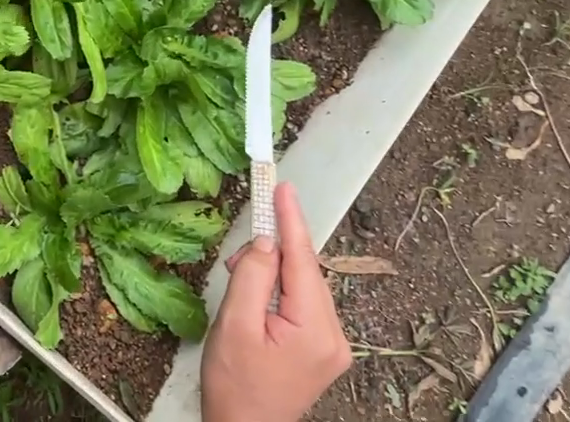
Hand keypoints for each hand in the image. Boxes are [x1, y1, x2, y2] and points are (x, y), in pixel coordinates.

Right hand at [202, 183, 351, 421]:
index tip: (283, 187)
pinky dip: (277, 289)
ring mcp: (331, 345)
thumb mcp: (235, 323)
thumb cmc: (234, 383)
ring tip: (238, 283)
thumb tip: (267, 241)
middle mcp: (334, 336)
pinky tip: (254, 296)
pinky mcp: (321, 350)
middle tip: (236, 260)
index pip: (303, 261)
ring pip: (301, 285)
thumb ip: (253, 276)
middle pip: (304, 272)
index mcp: (316, 330)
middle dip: (272, 252)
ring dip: (271, 272)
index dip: (291, 220)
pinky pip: (301, 302)